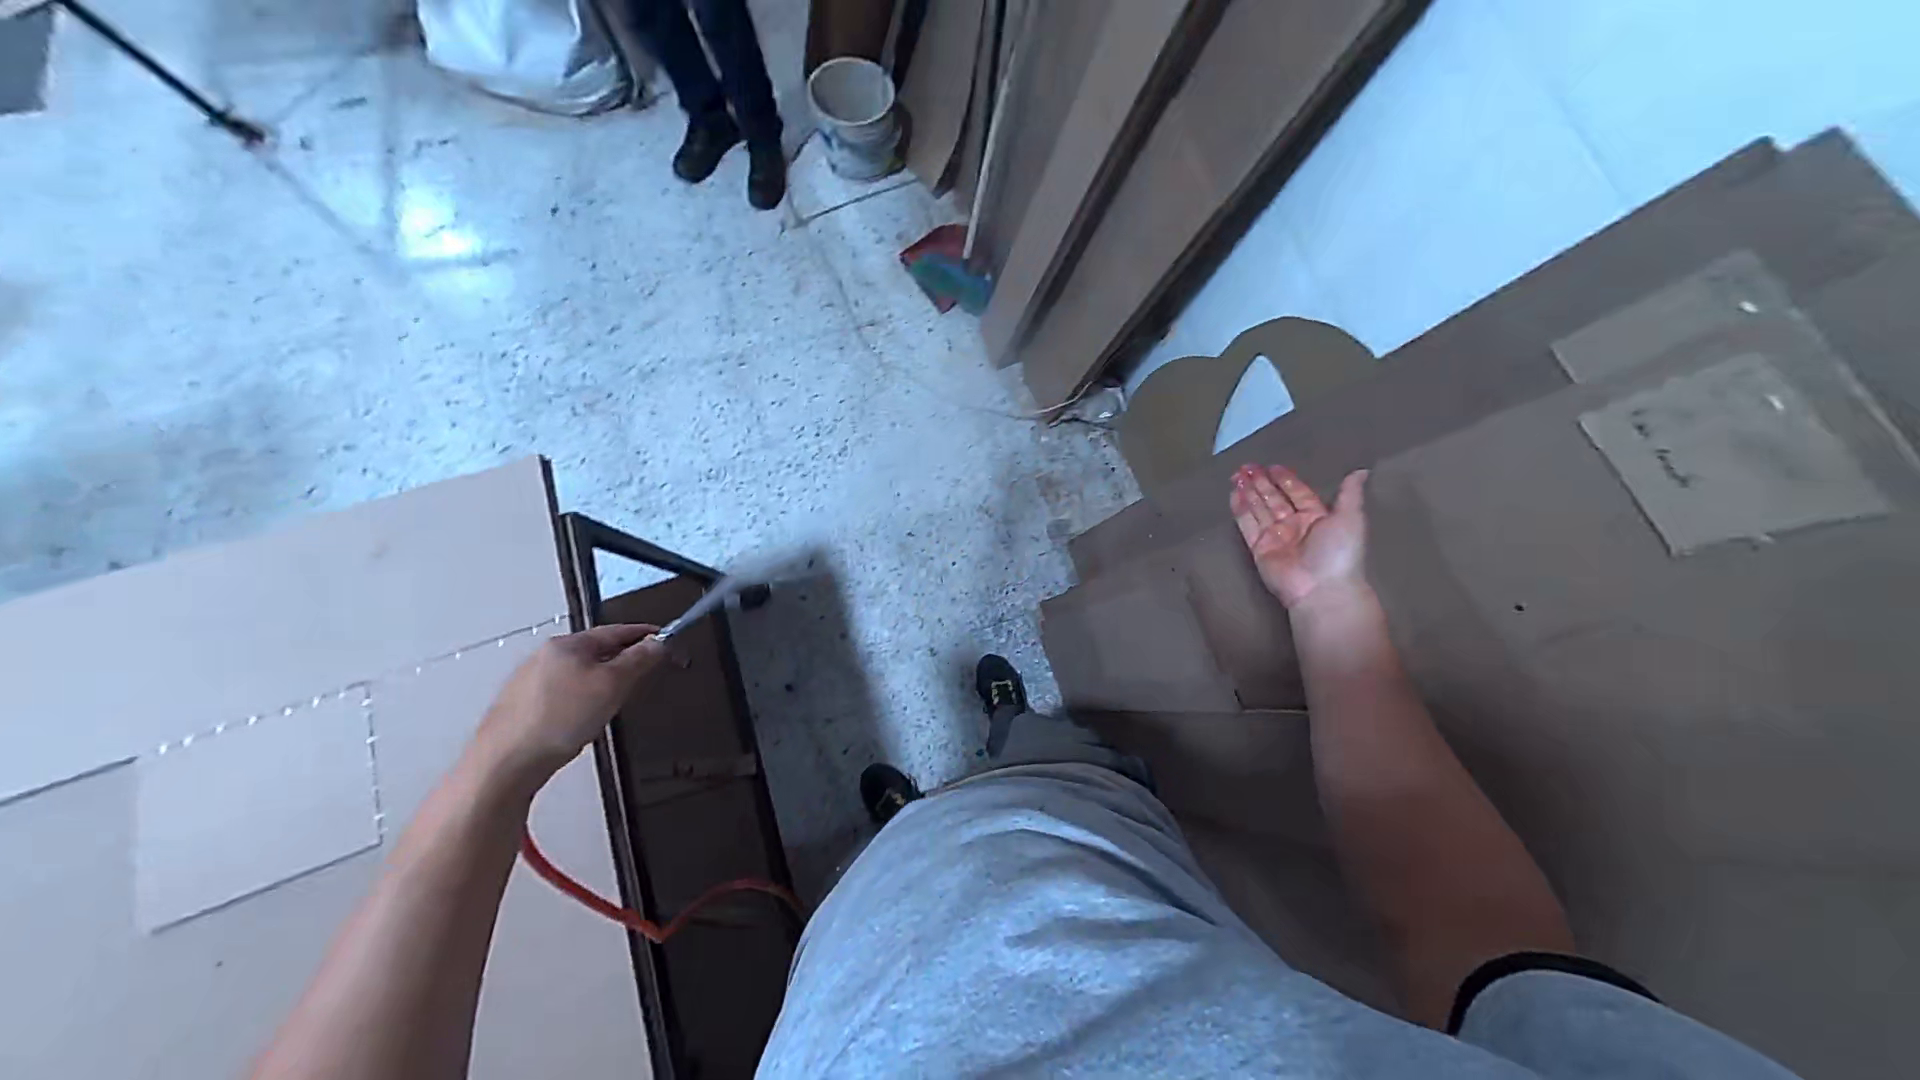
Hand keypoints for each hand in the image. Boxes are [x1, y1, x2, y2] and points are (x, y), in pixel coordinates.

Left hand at [472, 624, 667, 788]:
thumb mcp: (613, 684)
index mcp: (567, 645)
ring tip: (616, 699)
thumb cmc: (555, 721)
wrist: (505, 763)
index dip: (643, 634)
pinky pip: (563, 694)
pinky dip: (581, 700)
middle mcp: (544, 657)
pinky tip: (583, 719)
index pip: (615, 630)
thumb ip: (639, 660)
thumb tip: (657, 643)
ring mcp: (530, 682)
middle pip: (596, 651)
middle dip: (622, 659)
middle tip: (644, 671)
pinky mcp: (522, 707)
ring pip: (578, 673)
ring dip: (601, 681)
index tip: (661, 638)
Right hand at [1230, 464, 1369, 609]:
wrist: (1320, 588)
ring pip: (1258, 509)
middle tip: (1248, 467)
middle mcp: (1294, 525)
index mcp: (1316, 517)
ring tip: (1237, 475)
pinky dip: (1240, 510)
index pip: (1298, 493)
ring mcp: (1275, 537)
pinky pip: (1247, 525)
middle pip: (1274, 499)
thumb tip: (1361, 470)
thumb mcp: (1351, 518)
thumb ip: (1350, 493)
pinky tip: (1234, 494)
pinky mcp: (1258, 548)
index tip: (1272, 466)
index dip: (1285, 480)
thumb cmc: (1339, 552)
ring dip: (1248, 492)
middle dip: (1262, 482)